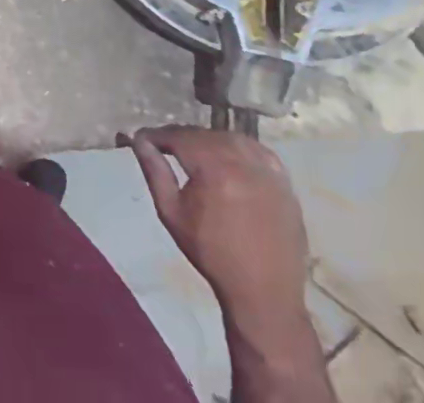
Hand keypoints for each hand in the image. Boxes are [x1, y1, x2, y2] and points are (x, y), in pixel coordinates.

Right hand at [124, 127, 310, 321]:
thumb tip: (140, 141)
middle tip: (166, 146)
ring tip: (196, 154)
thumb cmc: (211, 253)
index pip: (180, 137)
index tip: (142, 138)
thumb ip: (155, 172)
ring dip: (210, 140)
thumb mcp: (172, 213)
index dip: (158, 135)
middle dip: (183, 138)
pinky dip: (239, 147)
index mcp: (214, 168)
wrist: (263, 289)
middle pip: (205, 135)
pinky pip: (257, 149)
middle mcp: (242, 160)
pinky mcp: (284, 179)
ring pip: (231, 138)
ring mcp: (267, 168)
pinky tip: (230, 157)